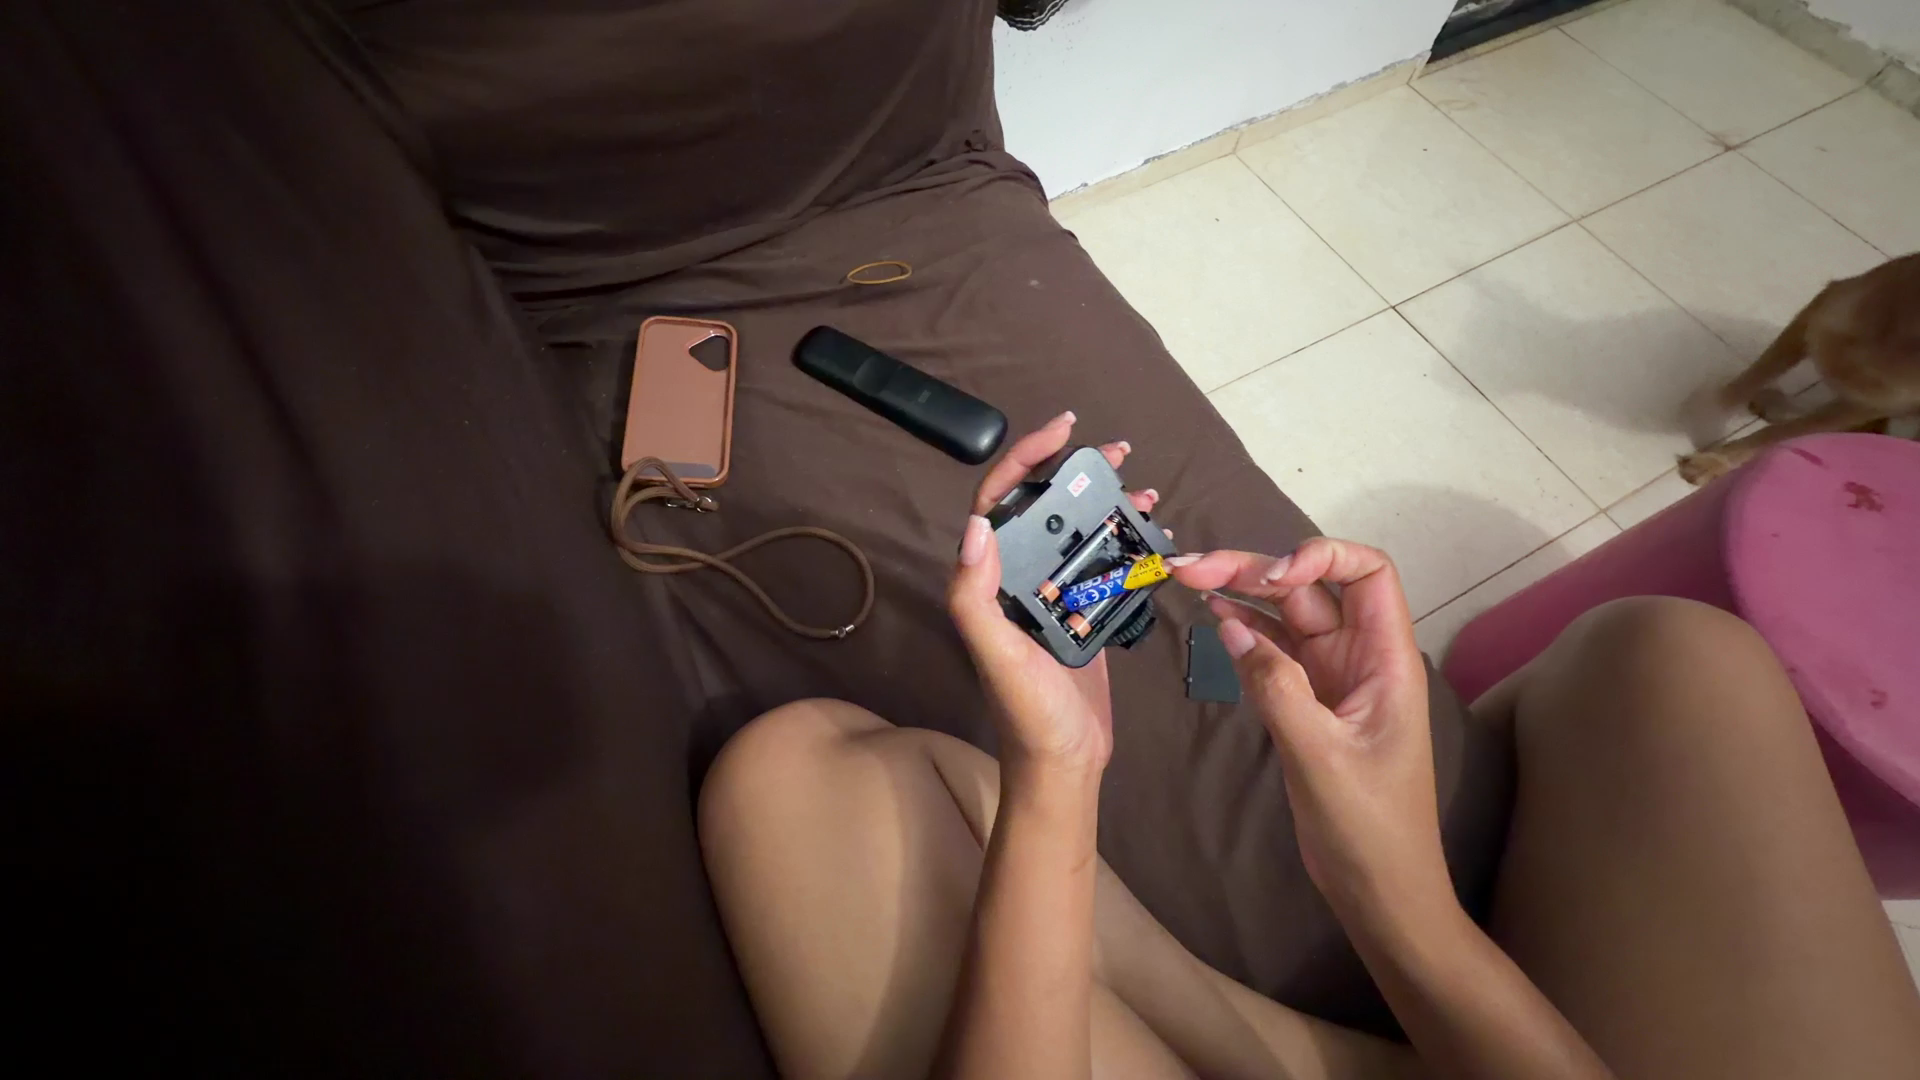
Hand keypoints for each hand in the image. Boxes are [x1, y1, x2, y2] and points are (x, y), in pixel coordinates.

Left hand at [948, 411, 1160, 776]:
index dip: (1023, 459)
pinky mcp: (1084, 610)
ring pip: (1074, 531)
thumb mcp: (996, 655)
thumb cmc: (1026, 712)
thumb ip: (974, 595)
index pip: (997, 504)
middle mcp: (1016, 579)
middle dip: (1072, 471)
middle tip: (1114, 450)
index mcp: (989, 581)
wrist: (1065, 760)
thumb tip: (977, 527)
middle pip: (1040, 508)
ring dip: (1103, 500)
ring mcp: (1053, 593)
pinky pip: (1101, 562)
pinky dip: (1123, 538)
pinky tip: (1149, 526)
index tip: (1062, 430)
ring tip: (1139, 481)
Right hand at [1169, 538, 1450, 922]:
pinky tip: (1211, 612)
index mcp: (1384, 658)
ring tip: (1186, 577)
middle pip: (1308, 588)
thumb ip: (1276, 686)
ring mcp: (1329, 675)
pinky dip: (1240, 626)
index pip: (1367, 573)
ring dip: (1238, 591)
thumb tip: (1229, 625)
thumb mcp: (1319, 754)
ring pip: (1283, 614)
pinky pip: (1271, 647)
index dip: (1320, 557)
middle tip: (1189, 567)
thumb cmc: (1367, 825)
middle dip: (1252, 569)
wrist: (1378, 887)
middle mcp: (1358, 654)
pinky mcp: (1305, 696)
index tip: (1270, 578)